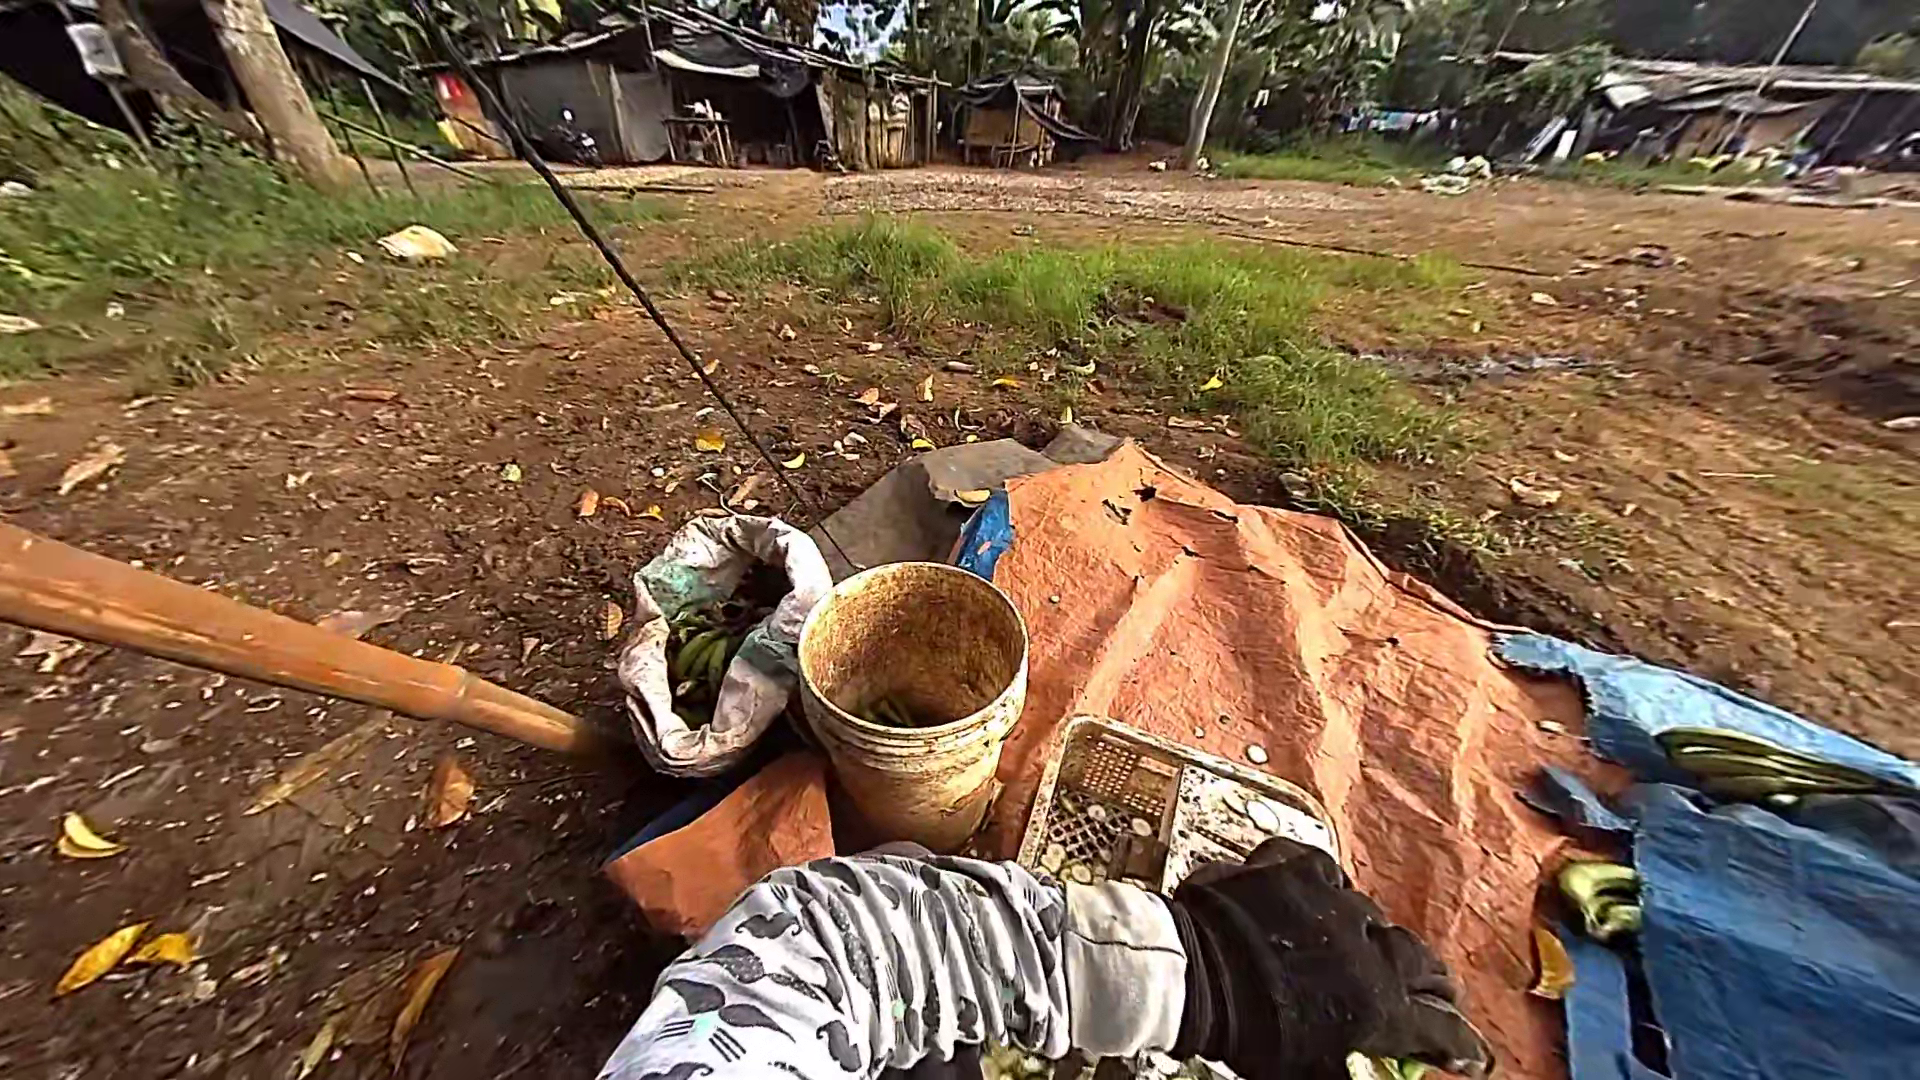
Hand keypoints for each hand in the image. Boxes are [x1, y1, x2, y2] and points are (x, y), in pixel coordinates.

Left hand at [1166, 838, 1492, 1079]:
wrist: (1199, 973)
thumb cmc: (1253, 1034)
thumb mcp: (1318, 1073)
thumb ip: (1359, 1071)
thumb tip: (1378, 1073)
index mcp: (1380, 1006)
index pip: (1443, 1028)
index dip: (1458, 1042)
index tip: (1462, 1047)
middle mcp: (1364, 948)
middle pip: (1417, 957)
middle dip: (1427, 977)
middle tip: (1426, 986)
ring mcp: (1324, 900)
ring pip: (1365, 907)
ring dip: (1365, 925)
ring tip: (1358, 934)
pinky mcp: (1285, 866)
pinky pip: (1314, 863)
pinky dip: (1316, 876)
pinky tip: (1313, 885)